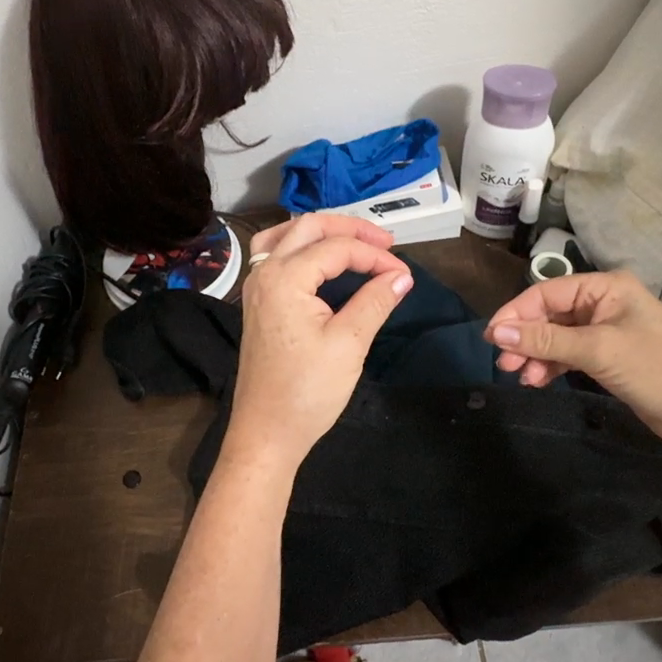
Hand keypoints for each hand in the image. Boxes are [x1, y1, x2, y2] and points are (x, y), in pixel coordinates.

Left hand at [228, 214, 413, 473]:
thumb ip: (375, 301)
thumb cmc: (307, 392)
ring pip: (286, 236)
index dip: (375, 256)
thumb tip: (402, 276)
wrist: (266, 433)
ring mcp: (256, 288)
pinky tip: (321, 260)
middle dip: (349, 229)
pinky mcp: (257, 303)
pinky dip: (301, 248)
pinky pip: (276, 256)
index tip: (404, 273)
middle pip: (307, 228)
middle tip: (386, 243)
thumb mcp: (349, 344)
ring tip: (355, 242)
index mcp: (284, 278)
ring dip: (322, 233)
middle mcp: (264, 274)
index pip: (337, 248)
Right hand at [483, 271, 661, 448]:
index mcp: (605, 288)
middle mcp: (604, 304)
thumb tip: (496, 332)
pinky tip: (537, 381)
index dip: (515, 313)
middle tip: (504, 365)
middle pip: (549, 315)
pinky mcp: (608, 358)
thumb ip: (545, 340)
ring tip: (522, 379)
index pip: (546, 292)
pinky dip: (551, 366)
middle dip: (524, 338)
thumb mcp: (597, 350)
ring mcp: (606, 332)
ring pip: (556, 337)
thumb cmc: (657, 368)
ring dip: (535, 355)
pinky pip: (568, 355)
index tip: (491, 338)